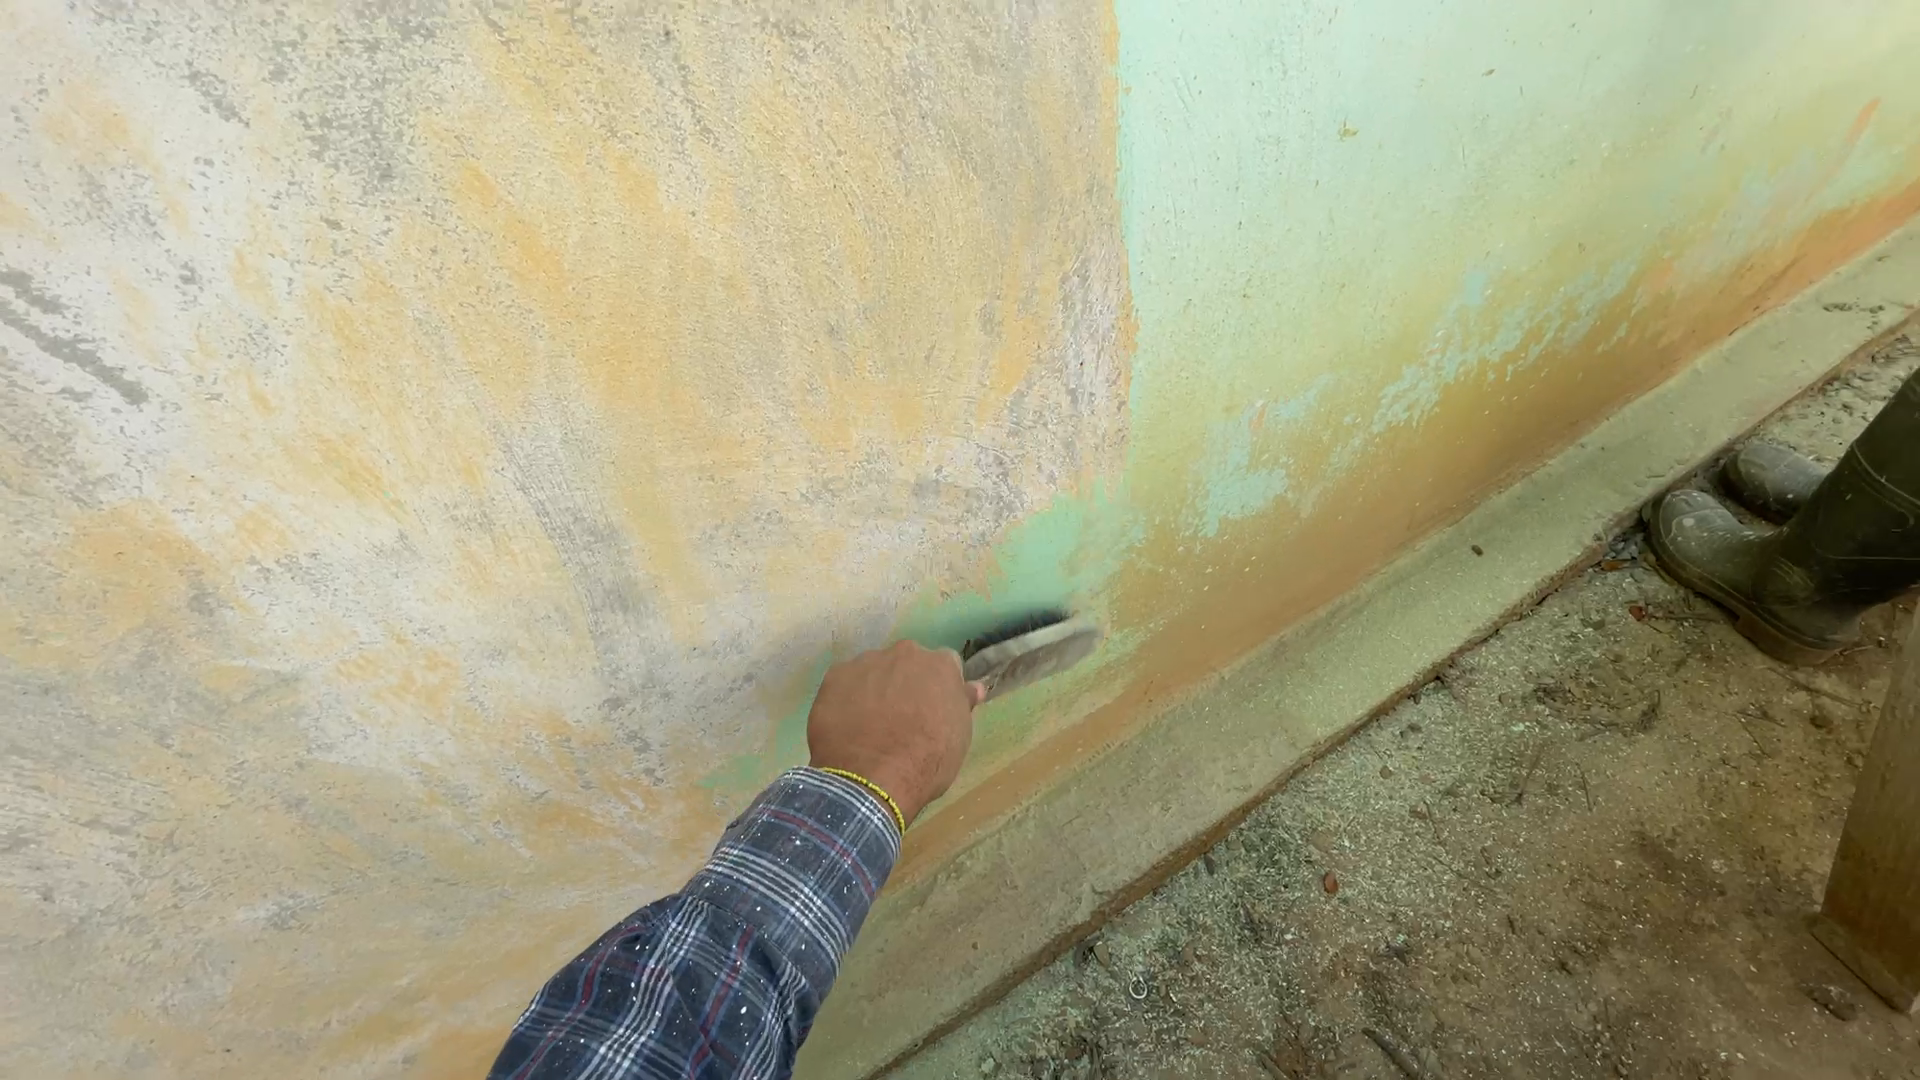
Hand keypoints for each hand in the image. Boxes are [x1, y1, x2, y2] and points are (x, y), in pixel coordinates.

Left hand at [807, 641, 985, 825]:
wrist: (871, 780)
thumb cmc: (927, 761)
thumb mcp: (959, 737)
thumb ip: (962, 704)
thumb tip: (973, 686)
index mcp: (940, 664)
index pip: (945, 666)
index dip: (938, 688)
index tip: (933, 710)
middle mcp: (904, 653)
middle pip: (907, 663)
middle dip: (906, 683)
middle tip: (901, 718)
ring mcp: (866, 662)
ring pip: (874, 671)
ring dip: (875, 689)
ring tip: (870, 725)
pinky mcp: (835, 677)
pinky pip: (845, 684)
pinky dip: (847, 699)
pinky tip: (848, 726)